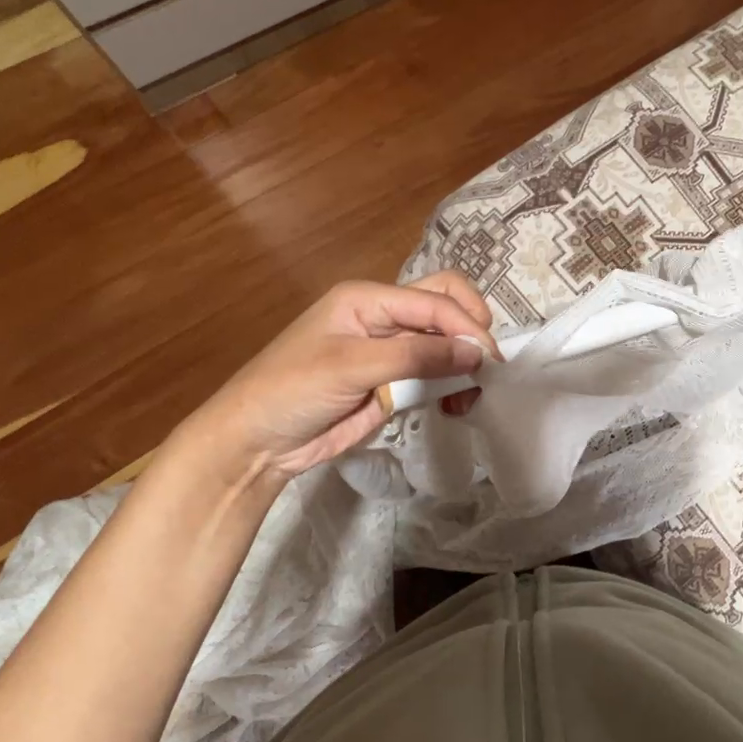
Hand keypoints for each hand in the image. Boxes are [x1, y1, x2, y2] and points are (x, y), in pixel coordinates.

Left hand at [168, 273, 498, 484]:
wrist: (255, 442)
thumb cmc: (291, 390)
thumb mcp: (352, 366)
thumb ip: (416, 356)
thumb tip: (476, 352)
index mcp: (369, 299)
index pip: (435, 300)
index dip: (465, 327)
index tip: (487, 361)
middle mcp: (385, 318)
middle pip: (446, 307)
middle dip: (471, 333)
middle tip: (486, 368)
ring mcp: (391, 351)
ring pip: (446, 343)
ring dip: (466, 363)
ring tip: (473, 395)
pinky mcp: (394, 383)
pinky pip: (436, 376)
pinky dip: (453, 386)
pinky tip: (457, 405)